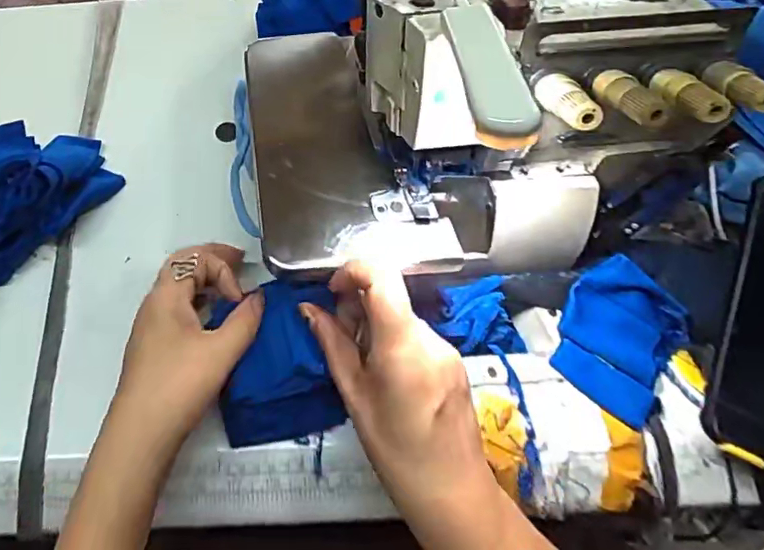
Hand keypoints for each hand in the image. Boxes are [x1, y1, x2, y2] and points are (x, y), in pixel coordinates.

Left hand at [59, 245, 261, 549]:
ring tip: (229, 292)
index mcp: (166, 295)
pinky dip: (198, 303)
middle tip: (239, 263)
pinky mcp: (152, 348)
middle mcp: (154, 304)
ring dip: (204, 282)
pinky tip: (213, 323)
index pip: (195, 258)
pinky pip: (177, 309)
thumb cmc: (179, 386)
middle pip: (182, 265)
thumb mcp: (221, 351)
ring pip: (178, 288)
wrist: (139, 437)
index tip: (239, 300)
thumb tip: (258, 297)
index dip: (223, 269)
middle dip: (212, 260)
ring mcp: (150, 327)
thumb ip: (245, 320)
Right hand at [305, 262, 524, 548]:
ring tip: (364, 364)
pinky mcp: (454, 358)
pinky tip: (388, 375)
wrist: (454, 494)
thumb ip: (333, 345)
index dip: (353, 269)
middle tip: (341, 335)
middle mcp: (429, 336)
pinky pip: (417, 333)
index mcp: (403, 343)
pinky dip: (395, 339)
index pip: (381, 275)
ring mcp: (446, 346)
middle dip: (359, 304)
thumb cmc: (397, 454)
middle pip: (389, 296)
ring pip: (401, 315)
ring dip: (376, 324)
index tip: (334, 288)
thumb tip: (309, 309)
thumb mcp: (355, 398)